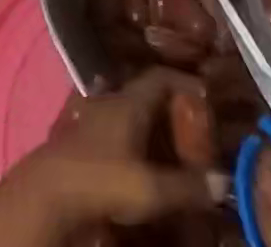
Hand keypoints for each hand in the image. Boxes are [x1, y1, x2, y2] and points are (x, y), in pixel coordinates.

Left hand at [0, 68, 229, 246]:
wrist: (46, 193)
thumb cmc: (102, 180)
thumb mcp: (152, 190)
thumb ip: (189, 187)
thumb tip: (224, 183)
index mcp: (128, 102)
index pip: (160, 76)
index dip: (184, 81)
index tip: (206, 95)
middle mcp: (108, 99)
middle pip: (142, 92)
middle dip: (167, 105)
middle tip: (190, 125)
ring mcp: (88, 115)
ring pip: (123, 108)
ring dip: (144, 120)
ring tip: (165, 141)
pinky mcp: (76, 135)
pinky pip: (108, 125)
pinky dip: (125, 134)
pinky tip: (132, 152)